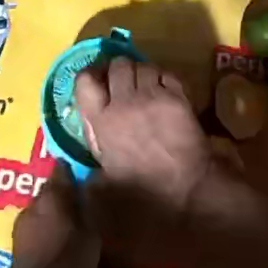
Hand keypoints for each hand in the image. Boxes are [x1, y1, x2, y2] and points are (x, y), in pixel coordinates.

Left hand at [6, 165, 98, 267]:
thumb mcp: (90, 237)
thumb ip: (86, 209)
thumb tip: (87, 186)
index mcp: (50, 198)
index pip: (59, 171)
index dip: (71, 169)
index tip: (83, 172)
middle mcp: (30, 207)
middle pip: (48, 192)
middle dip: (62, 196)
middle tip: (81, 205)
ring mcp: (19, 230)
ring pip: (39, 213)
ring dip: (53, 217)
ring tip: (71, 229)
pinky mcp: (15, 251)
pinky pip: (34, 232)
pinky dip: (45, 234)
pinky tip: (58, 248)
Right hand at [74, 59, 221, 267]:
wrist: (190, 196)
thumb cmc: (144, 203)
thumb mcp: (101, 197)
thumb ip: (87, 178)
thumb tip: (77, 171)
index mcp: (102, 123)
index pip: (84, 82)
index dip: (88, 77)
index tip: (94, 84)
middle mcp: (125, 102)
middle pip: (117, 65)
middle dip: (117, 70)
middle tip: (122, 85)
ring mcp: (154, 97)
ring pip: (144, 66)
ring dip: (141, 73)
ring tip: (145, 88)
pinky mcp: (179, 98)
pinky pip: (167, 74)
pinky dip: (163, 79)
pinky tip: (165, 93)